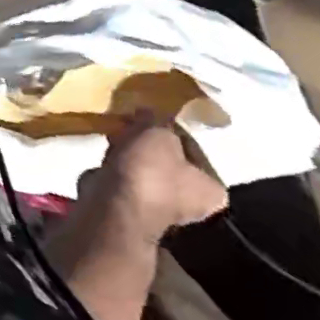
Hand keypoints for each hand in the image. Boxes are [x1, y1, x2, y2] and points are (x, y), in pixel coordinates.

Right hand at [80, 118, 227, 242]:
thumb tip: (148, 112)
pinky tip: (106, 152)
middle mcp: (196, 201)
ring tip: (113, 134)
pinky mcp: (135, 206)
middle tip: (127, 122)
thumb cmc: (148, 170)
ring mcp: (164, 207)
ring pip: (146, 166)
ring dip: (130, 149)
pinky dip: (118, 163)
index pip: (192, 145)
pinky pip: (128, 176)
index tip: (144, 113)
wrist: (115, 204)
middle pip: (169, 157)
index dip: (167, 124)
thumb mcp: (157, 131)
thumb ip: (156, 118)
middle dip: (146, 138)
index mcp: (214, 187)